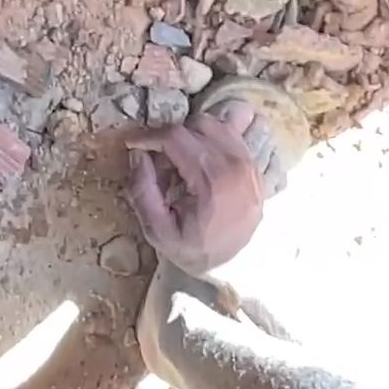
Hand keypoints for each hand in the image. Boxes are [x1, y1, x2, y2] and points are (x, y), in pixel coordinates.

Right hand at [124, 101, 266, 277]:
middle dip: (169, 137)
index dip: (148, 136)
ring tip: (181, 159)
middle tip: (159, 162)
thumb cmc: (193, 249)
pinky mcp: (256, 163)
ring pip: (217, 122)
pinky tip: (203, 154)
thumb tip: (137, 154)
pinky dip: (215, 133)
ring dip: (191, 133)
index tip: (132, 144)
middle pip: (195, 124)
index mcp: (212, 181)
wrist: (234, 266)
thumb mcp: (158, 230)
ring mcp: (251, 162)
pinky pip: (237, 129)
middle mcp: (236, 164)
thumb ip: (142, 190)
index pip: (176, 137)